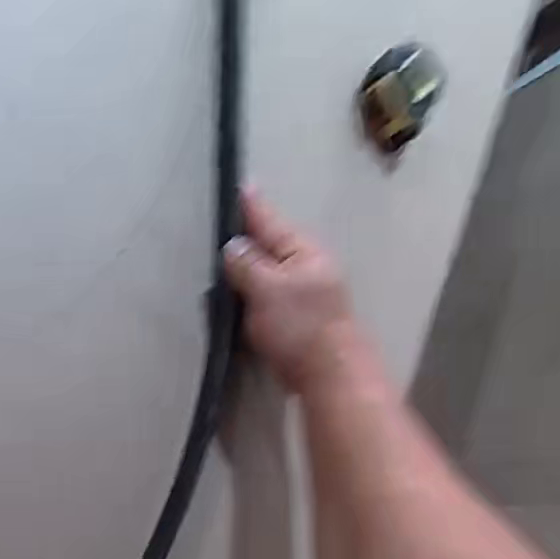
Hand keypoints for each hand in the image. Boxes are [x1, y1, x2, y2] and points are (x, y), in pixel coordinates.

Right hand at [221, 187, 357, 391]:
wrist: (328, 372)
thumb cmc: (298, 327)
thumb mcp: (268, 290)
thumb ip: (248, 265)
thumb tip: (232, 245)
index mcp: (303, 252)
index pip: (271, 223)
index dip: (253, 208)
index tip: (241, 186)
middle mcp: (308, 267)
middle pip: (273, 244)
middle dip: (253, 234)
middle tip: (231, 220)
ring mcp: (306, 293)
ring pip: (272, 269)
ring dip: (253, 262)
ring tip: (231, 255)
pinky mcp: (298, 318)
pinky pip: (269, 293)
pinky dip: (254, 288)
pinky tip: (242, 292)